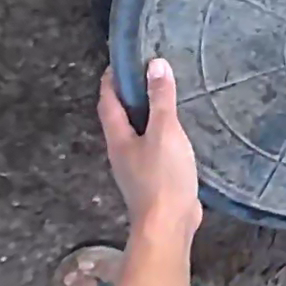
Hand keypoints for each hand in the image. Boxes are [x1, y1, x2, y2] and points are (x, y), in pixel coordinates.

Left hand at [97, 59, 201, 237]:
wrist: (168, 224)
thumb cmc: (162, 175)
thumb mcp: (165, 131)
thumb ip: (161, 98)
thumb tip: (155, 64)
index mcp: (118, 138)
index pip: (108, 101)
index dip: (111, 80)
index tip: (121, 60)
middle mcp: (121, 151)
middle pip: (120, 117)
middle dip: (129, 95)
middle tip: (147, 74)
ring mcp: (136, 167)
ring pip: (136, 133)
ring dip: (145, 114)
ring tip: (164, 97)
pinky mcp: (152, 179)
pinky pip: (152, 147)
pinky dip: (159, 132)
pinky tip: (177, 131)